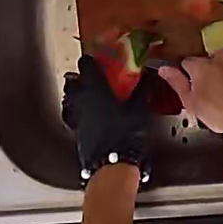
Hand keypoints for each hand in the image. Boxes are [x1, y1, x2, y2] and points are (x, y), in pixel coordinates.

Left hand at [62, 56, 160, 180]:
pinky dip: (83, 112)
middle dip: (80, 77)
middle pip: (73, 83)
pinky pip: (77, 116)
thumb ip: (143, 87)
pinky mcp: (79, 134)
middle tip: (91, 75)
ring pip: (72, 100)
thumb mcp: (139, 107)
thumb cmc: (126, 132)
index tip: (95, 57)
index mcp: (95, 90)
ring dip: (79, 94)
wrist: (112, 166)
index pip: (87, 67)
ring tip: (90, 94)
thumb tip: (150, 71)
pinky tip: (94, 116)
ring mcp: (79, 119)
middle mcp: (82, 102)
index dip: (90, 60)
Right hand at [157, 53, 222, 144]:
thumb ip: (177, 83)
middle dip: (210, 74)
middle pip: (210, 63)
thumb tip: (164, 68)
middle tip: (213, 95)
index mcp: (201, 65)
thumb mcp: (192, 103)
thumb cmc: (220, 113)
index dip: (189, 75)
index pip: (187, 63)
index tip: (193, 88)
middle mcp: (220, 57)